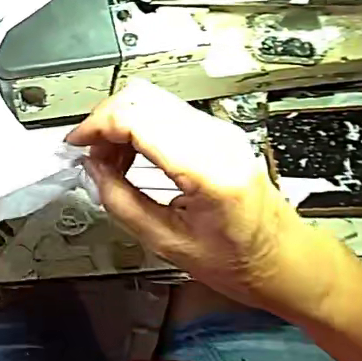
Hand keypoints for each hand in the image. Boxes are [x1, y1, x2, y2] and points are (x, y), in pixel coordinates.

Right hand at [66, 80, 338, 318]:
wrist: (285, 260)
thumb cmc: (241, 261)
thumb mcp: (168, 244)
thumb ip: (121, 202)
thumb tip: (92, 170)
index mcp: (207, 170)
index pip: (137, 119)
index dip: (96, 126)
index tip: (76, 143)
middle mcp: (217, 140)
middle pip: (141, 98)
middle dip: (103, 121)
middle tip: (88, 152)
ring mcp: (220, 131)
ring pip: (150, 99)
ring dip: (118, 123)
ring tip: (108, 160)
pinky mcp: (217, 132)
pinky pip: (164, 111)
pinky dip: (136, 126)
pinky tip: (130, 156)